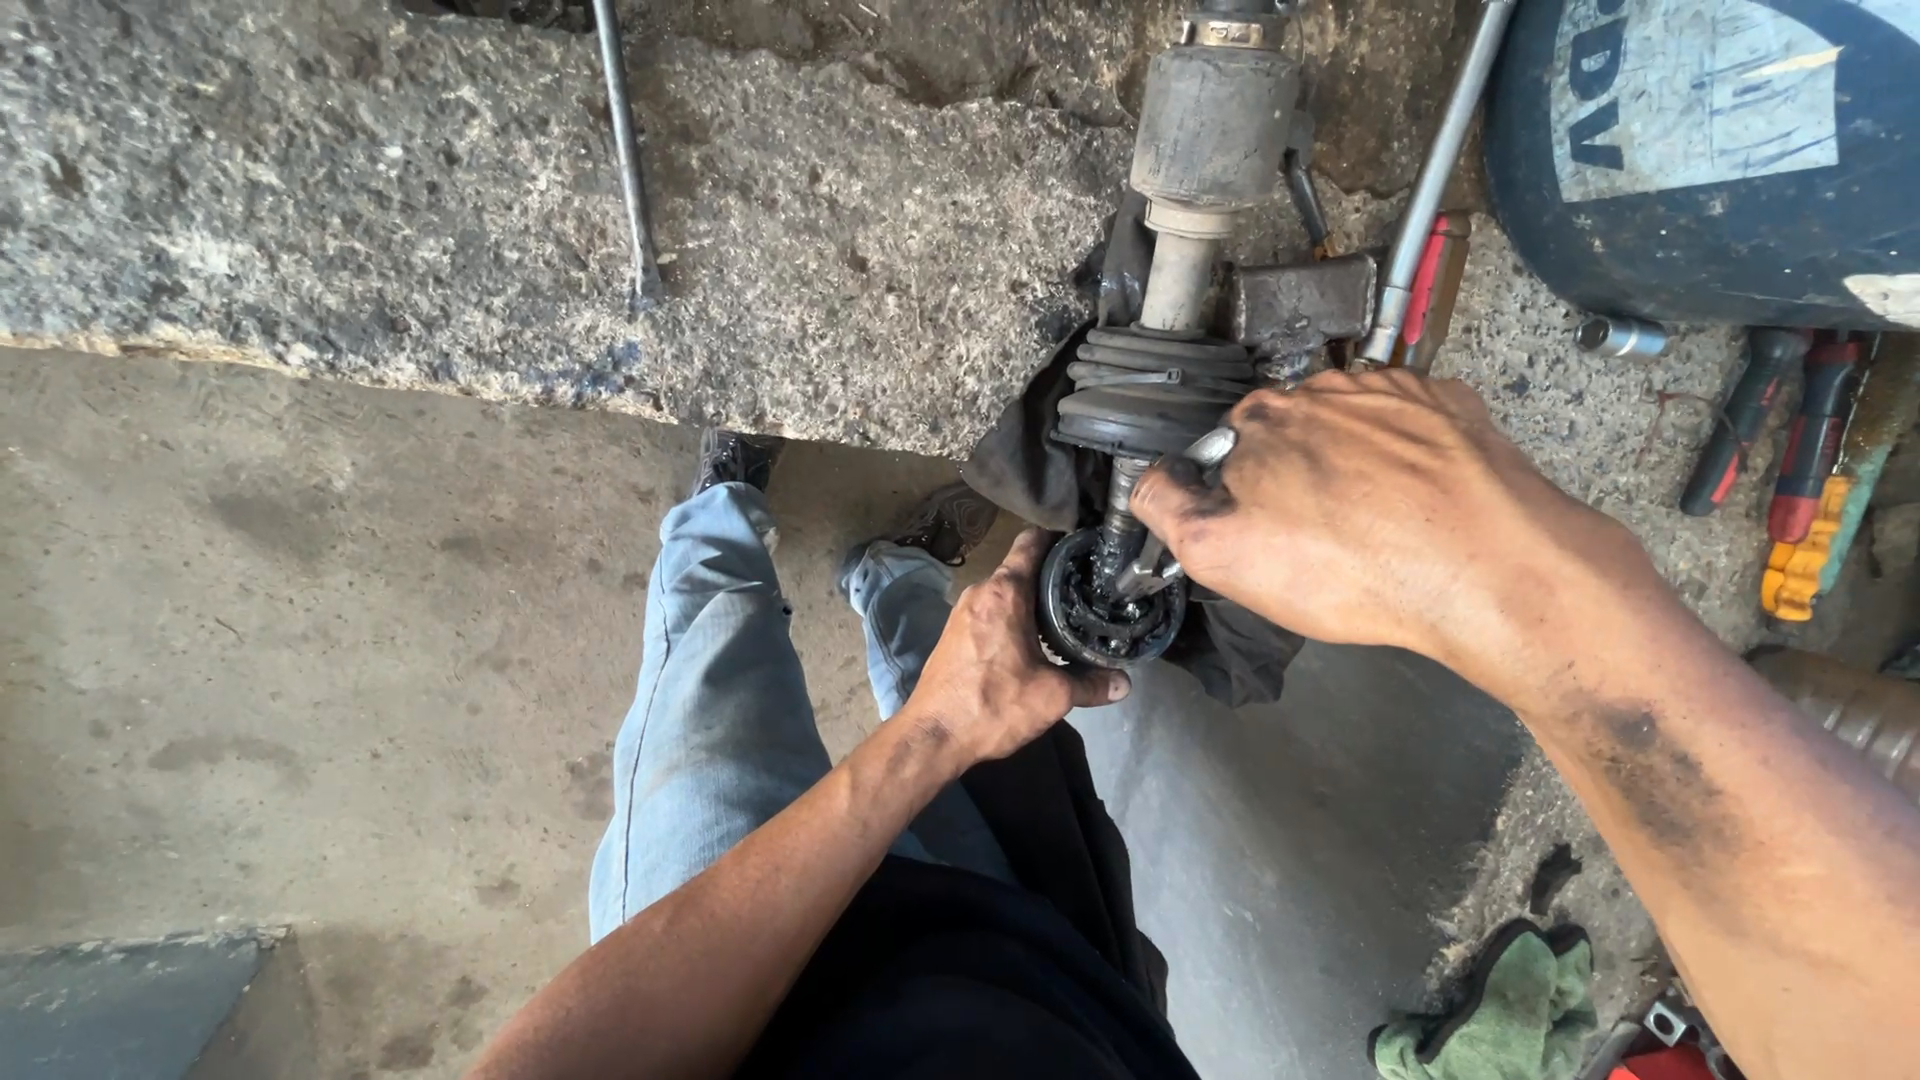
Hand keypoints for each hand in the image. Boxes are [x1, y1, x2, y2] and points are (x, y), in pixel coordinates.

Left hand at [899, 527, 1131, 769]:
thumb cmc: (992, 705)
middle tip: (1087, 588)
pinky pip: (991, 610)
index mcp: (1004, 592)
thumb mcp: (1052, 696)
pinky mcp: (954, 631)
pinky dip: (1013, 616)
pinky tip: (1032, 639)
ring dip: (1032, 600)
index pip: (1032, 541)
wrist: (933, 735)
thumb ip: (1091, 684)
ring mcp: (962, 611)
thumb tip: (1125, 682)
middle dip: (1052, 575)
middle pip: (1022, 567)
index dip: (1060, 537)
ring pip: (1005, 591)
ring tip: (1065, 615)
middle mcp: (980, 591)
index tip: (1085, 545)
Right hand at [1130, 371, 1670, 703]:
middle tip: (1319, 535)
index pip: (1225, 451)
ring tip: (1374, 521)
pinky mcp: (1452, 405)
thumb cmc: (1348, 568)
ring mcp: (1393, 389)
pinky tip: (1417, 500)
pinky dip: (1403, 453)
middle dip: (1291, 475)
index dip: (1236, 497)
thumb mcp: (1220, 555)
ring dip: (1348, 460)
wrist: (1489, 572)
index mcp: (1260, 417)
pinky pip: (1406, 423)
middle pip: (1287, 433)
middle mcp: (1322, 387)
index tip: (1265, 534)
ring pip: (1347, 425)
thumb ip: (1164, 504)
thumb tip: (1151, 477)